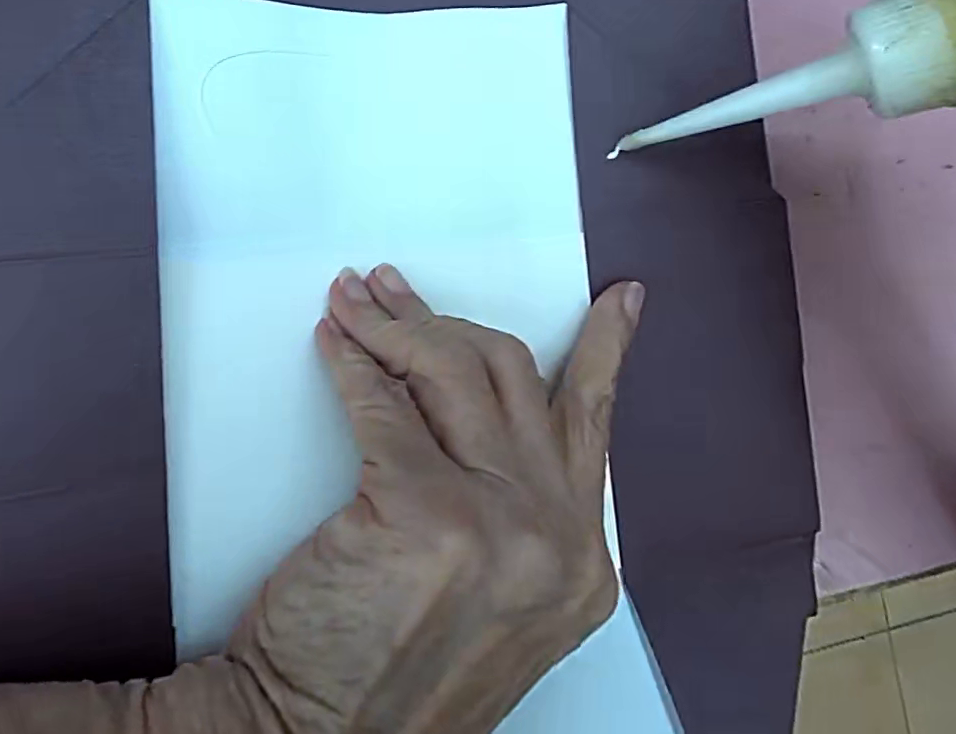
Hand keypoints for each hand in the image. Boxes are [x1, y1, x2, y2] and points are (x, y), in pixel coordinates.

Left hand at [221, 265, 643, 733]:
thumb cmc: (396, 666)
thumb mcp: (490, 585)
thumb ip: (509, 497)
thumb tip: (472, 398)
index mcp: (582, 558)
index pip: (591, 417)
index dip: (607, 346)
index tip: (622, 300)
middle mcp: (558, 535)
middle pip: (512, 372)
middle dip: (444, 320)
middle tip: (394, 290)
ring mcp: (499, 522)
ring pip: (452, 369)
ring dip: (397, 323)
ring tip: (358, 299)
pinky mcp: (424, 510)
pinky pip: (382, 400)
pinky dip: (351, 360)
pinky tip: (333, 340)